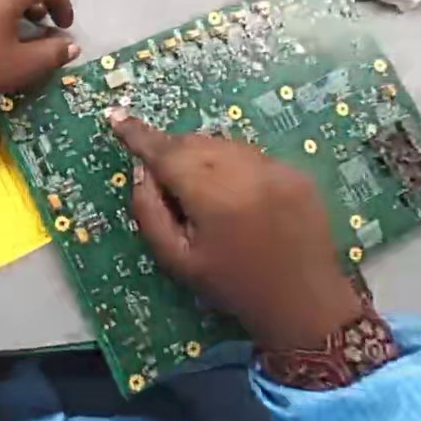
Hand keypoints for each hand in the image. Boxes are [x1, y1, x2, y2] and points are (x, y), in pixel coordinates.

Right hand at [108, 113, 362, 351]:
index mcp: (214, 198)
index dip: (138, 135)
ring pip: (220, 144)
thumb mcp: (175, 259)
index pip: (166, 153)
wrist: (305, 303)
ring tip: (196, 188)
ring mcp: (276, 170)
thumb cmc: (231, 285)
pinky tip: (230, 192)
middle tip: (158, 174)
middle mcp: (247, 174)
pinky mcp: (295, 173)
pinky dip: (227, 162)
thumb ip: (149, 212)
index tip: (115, 117)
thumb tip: (141, 171)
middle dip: (169, 149)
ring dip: (198, 155)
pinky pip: (247, 154)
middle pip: (192, 142)